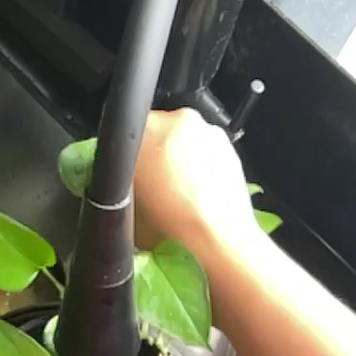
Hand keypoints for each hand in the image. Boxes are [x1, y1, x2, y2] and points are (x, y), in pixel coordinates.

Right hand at [132, 108, 258, 252]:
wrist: (218, 234)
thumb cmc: (173, 220)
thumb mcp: (132, 202)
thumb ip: (125, 178)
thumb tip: (126, 175)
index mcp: (150, 127)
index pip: (128, 132)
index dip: (126, 154)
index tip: (129, 171)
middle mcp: (181, 121)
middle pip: (159, 131)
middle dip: (155, 152)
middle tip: (153, 183)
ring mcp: (209, 132)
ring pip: (185, 141)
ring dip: (179, 157)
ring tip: (178, 191)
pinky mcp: (229, 148)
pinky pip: (206, 152)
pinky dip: (200, 165)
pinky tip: (198, 192)